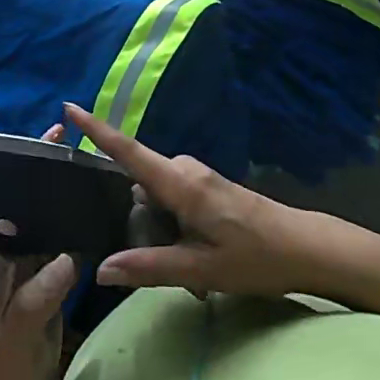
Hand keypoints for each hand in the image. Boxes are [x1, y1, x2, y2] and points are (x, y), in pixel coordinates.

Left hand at [0, 123, 78, 379]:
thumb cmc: (8, 365)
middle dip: (52, 174)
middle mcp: (16, 254)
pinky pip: (67, 247)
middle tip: (85, 145)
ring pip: (51, 223)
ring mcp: (35, 268)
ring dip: (67, 199)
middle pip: (33, 205)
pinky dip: (81, 230)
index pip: (11, 201)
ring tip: (99, 171)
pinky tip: (102, 218)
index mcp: (1, 255)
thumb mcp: (20, 330)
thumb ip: (40, 294)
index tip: (51, 136)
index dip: (27, 168)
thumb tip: (68, 255)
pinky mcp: (53, 283)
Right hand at [65, 103, 312, 297]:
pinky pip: (172, 199)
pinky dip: (172, 227)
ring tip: (187, 271)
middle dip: (137, 222)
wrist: (310, 249)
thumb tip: (100, 271)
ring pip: (154, 196)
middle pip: (137, 185)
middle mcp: (185, 171)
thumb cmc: (257, 257)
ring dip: (158, 230)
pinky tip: (194, 259)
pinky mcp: (206, 186)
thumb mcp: (200, 270)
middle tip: (163, 264)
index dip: (97, 130)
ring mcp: (198, 177)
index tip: (69, 107)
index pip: (129, 151)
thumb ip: (148, 268)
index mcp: (180, 185)